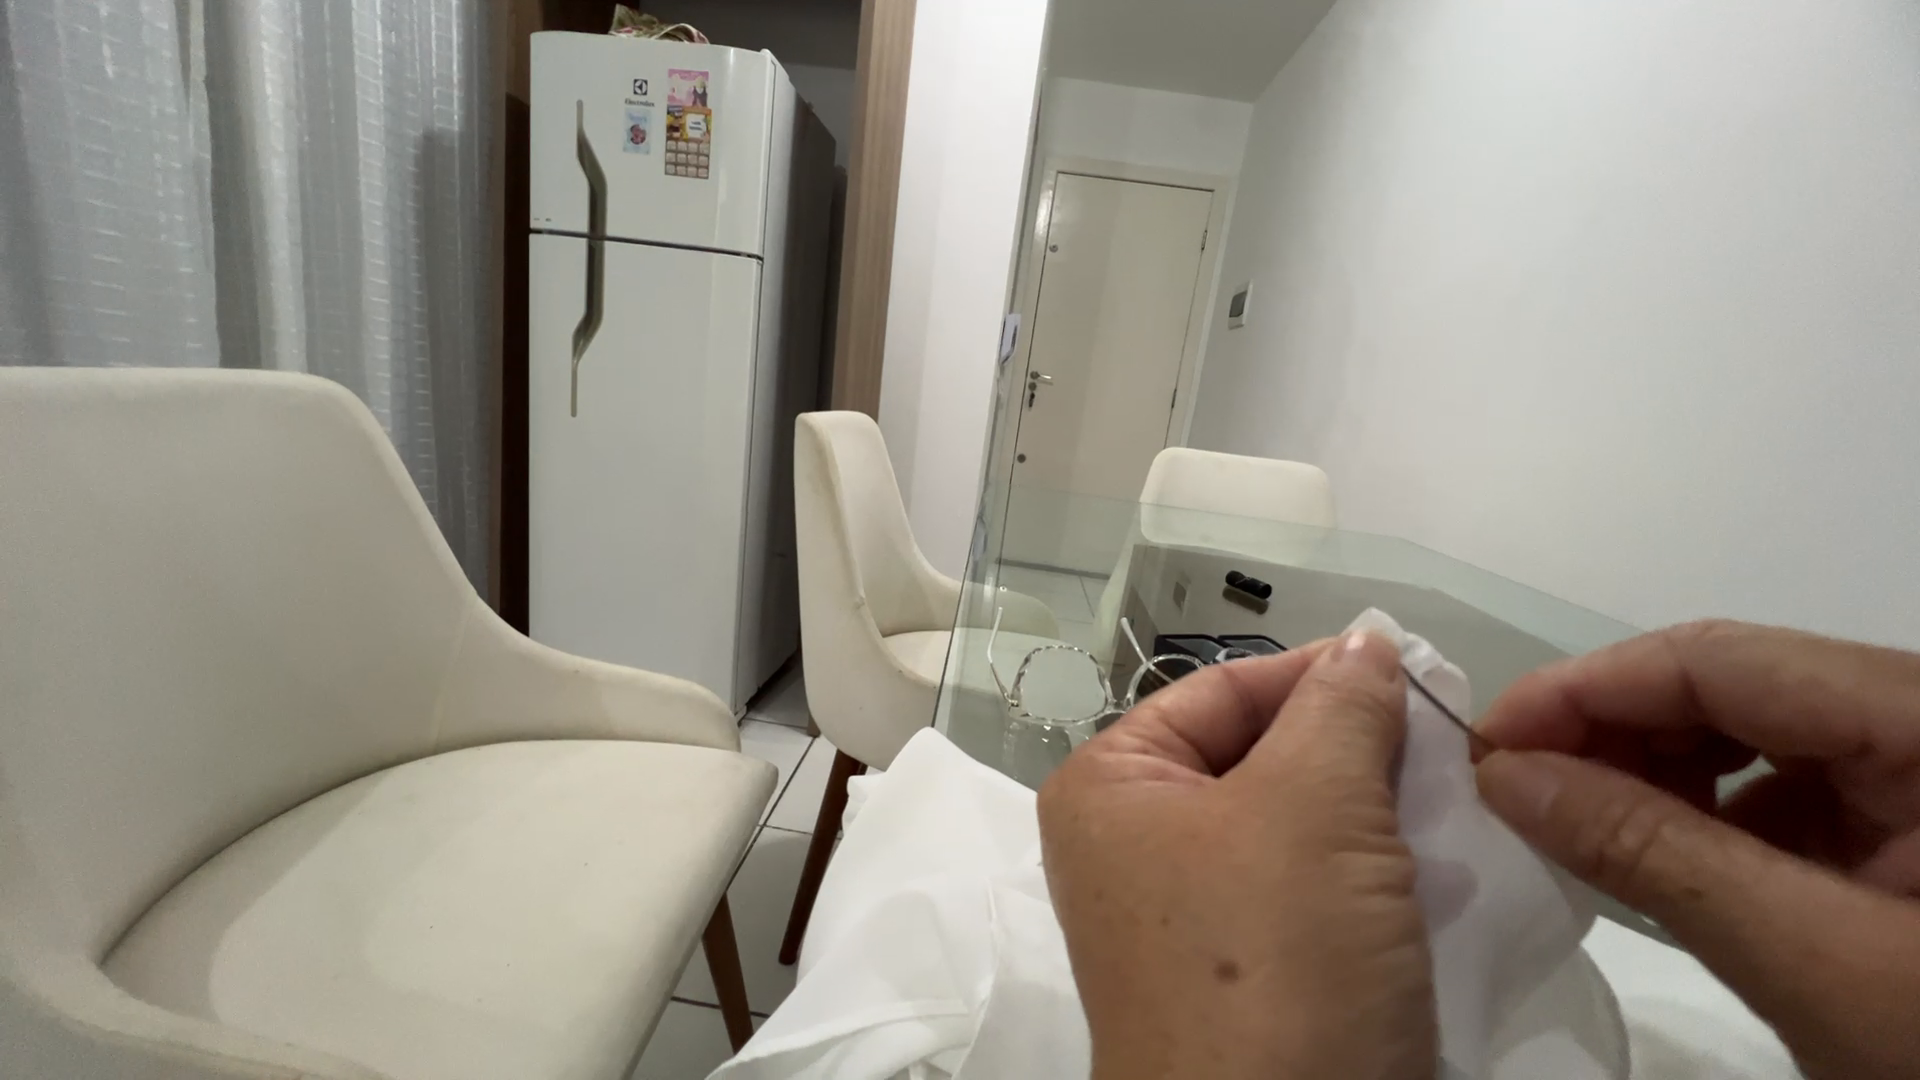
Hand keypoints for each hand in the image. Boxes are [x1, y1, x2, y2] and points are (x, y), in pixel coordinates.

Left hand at [1038, 632, 1434, 1079]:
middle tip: (1437, 726)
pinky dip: (1359, 868)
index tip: (1402, 661)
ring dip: (1362, 803)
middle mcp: (1127, 839)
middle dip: (1343, 741)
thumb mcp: (1311, 809)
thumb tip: (1365, 644)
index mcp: (1108, 784)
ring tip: (1446, 783)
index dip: (1309, 671)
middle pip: (1249, 755)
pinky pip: (1297, 887)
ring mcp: (1176, 910)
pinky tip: (1428, 858)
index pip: (1214, 692)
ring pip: (1282, 822)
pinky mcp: (1233, 967)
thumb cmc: (1272, 956)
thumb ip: (1340, 711)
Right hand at [1474, 619, 1919, 1079]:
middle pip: (1722, 682)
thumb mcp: (1822, 968)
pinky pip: (1774, 776)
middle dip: (1603, 729)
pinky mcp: (1918, 817)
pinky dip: (1693, 805)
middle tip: (1519, 787)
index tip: (1487, 745)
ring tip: (1579, 820)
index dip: (1580, 689)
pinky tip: (1659, 849)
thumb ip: (1651, 853)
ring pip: (1739, 724)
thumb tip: (1501, 774)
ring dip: (1640, 766)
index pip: (1716, 660)